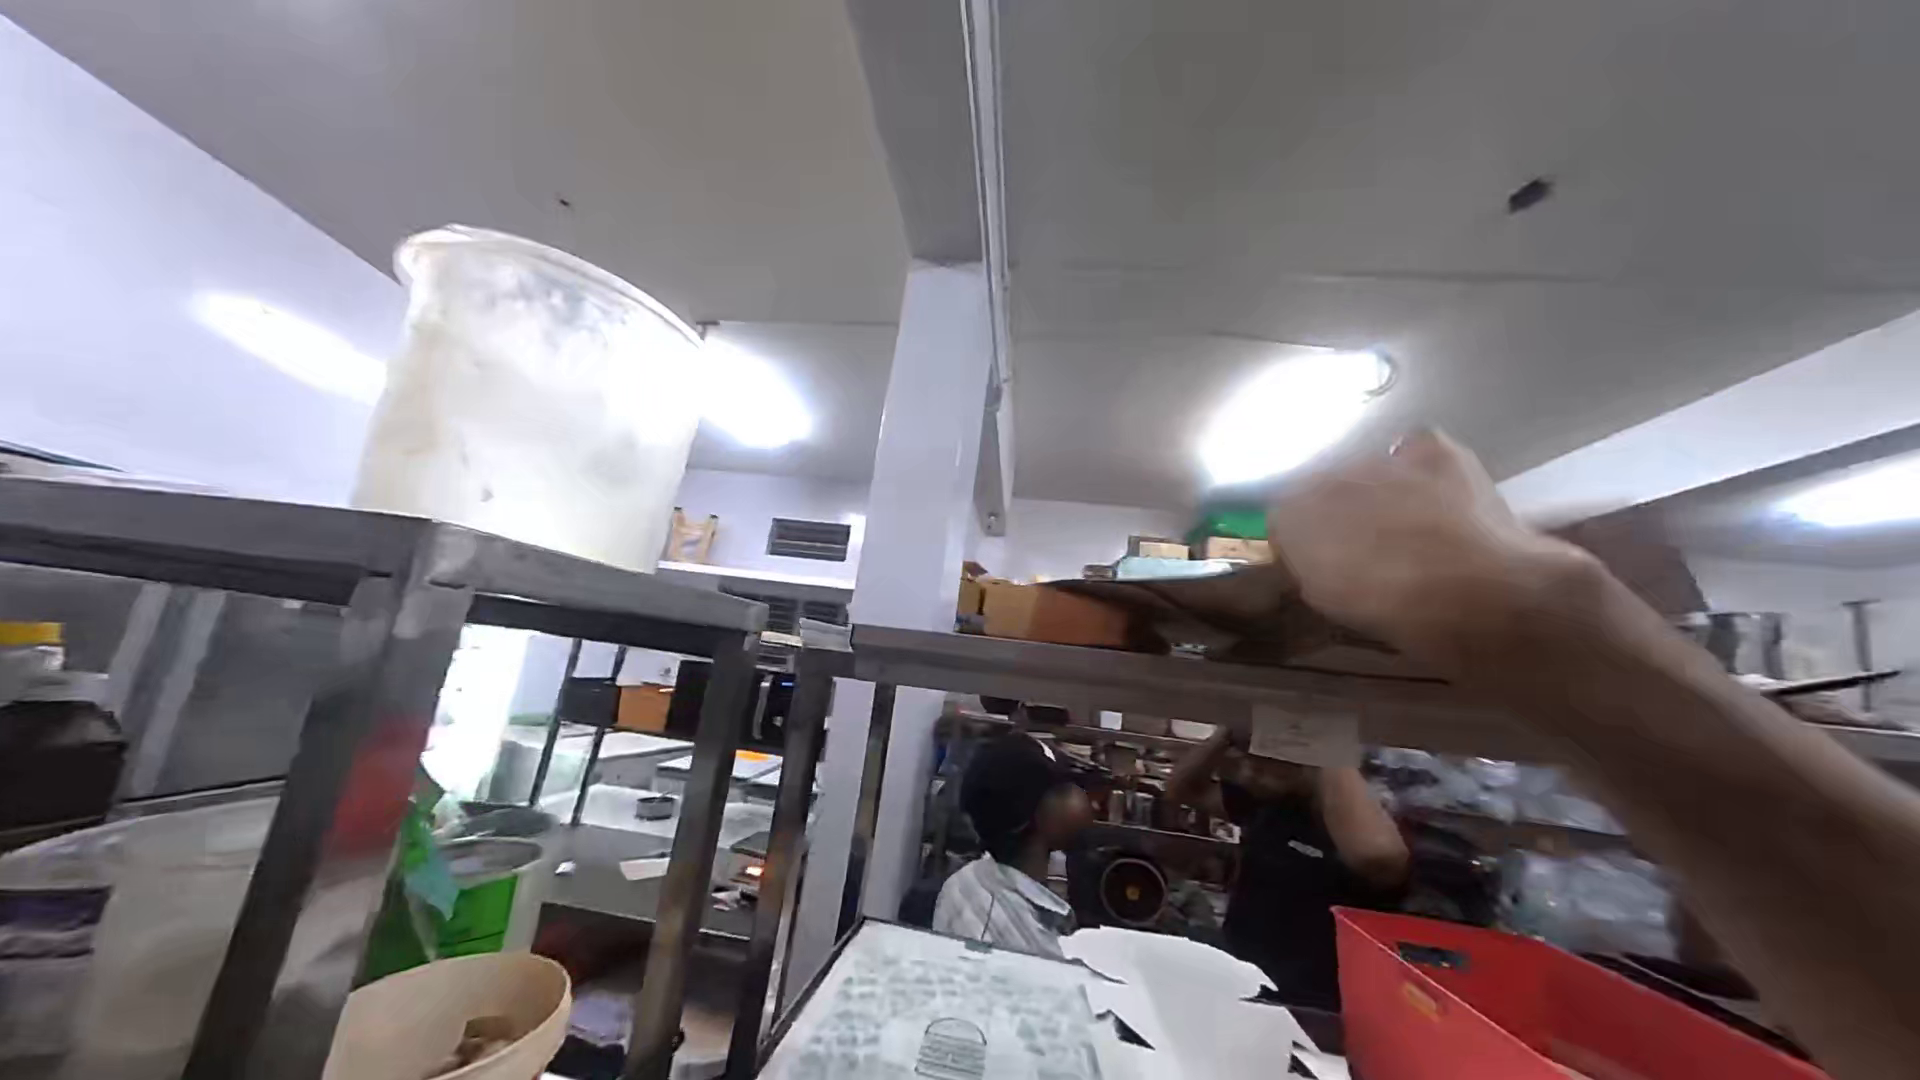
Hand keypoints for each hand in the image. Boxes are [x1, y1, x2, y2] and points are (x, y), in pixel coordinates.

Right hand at [1265, 431, 1599, 675]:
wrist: (1479, 593)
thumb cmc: (1392, 608)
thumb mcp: (1325, 599)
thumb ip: (1303, 565)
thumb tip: (1305, 553)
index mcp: (1293, 514)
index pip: (1282, 519)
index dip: (1300, 543)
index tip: (1321, 564)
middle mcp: (1326, 476)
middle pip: (1319, 489)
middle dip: (1333, 512)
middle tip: (1361, 546)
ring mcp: (1380, 460)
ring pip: (1362, 469)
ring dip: (1371, 491)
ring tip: (1401, 523)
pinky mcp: (1432, 451)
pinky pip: (1410, 446)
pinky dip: (1411, 461)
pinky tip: (1424, 484)